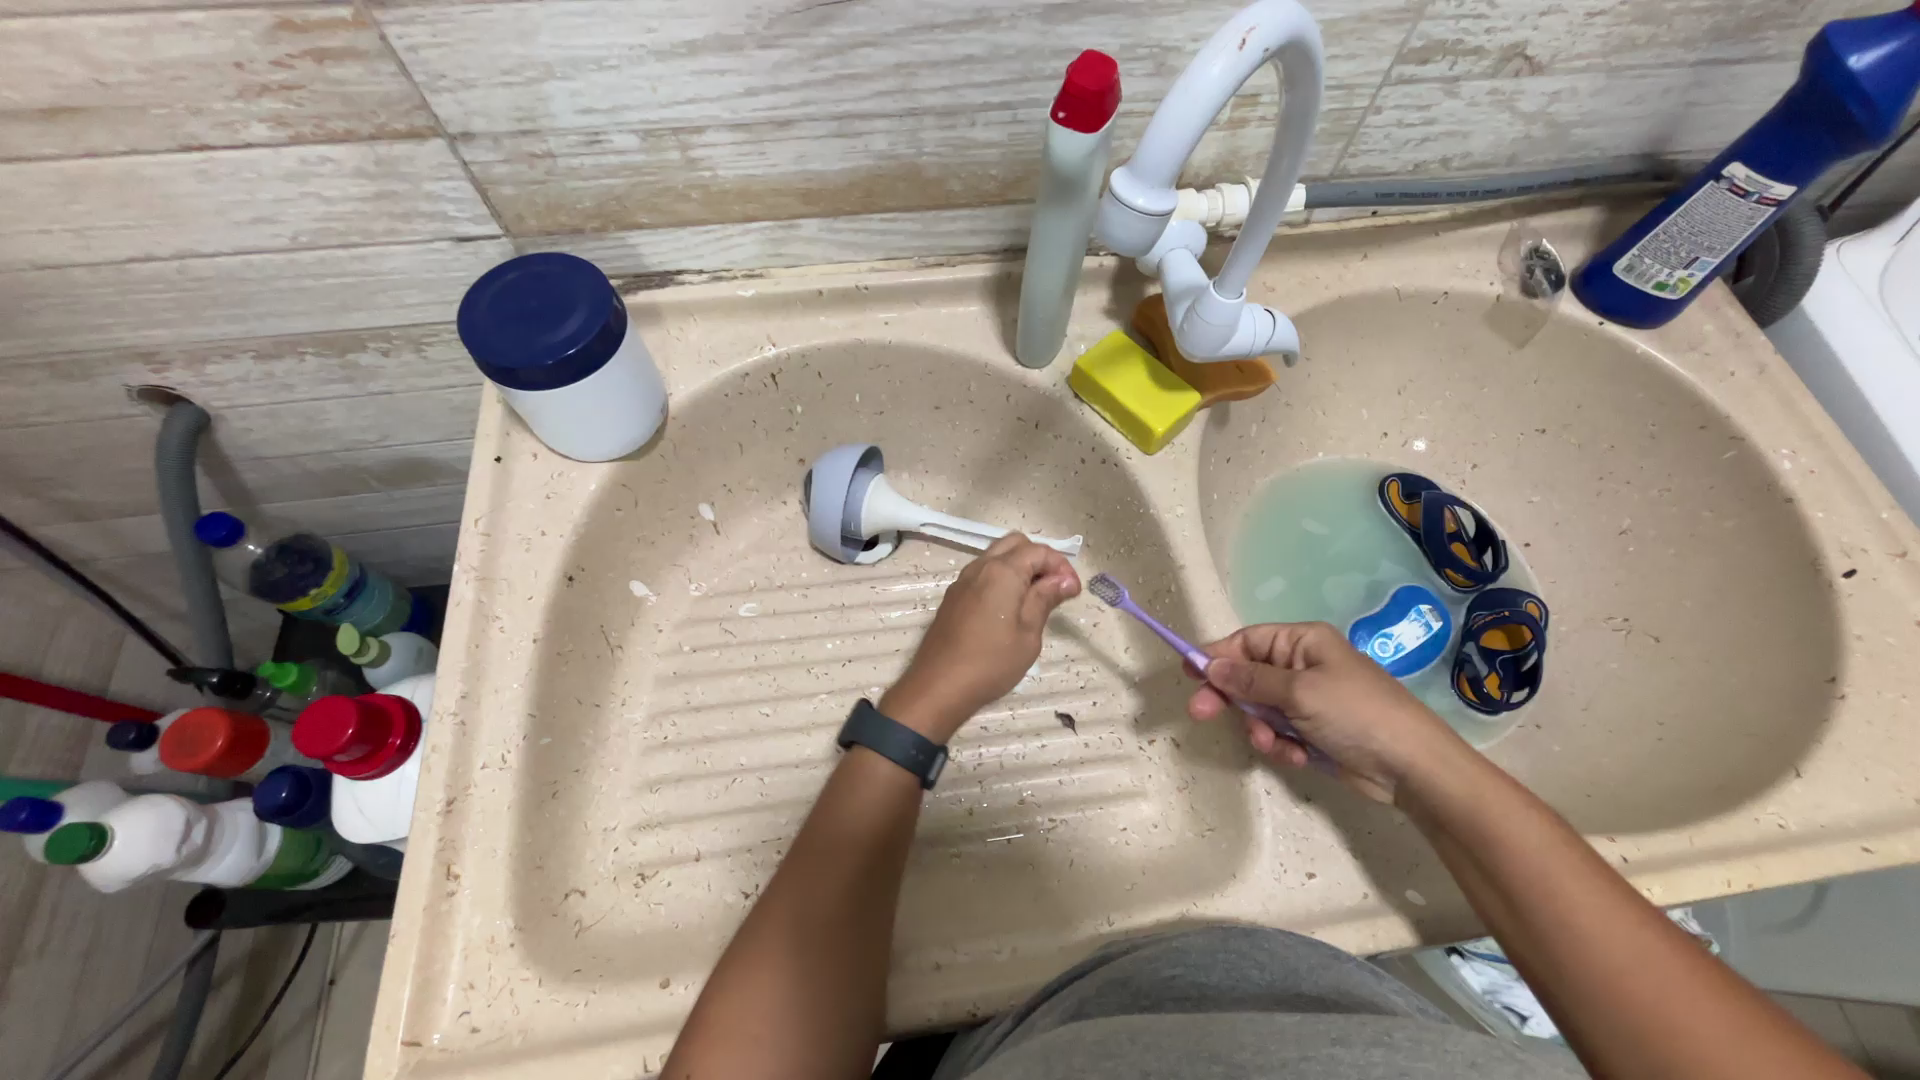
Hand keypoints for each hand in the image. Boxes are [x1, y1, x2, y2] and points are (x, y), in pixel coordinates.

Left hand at [881, 534, 1080, 742]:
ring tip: (1036, 599)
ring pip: (996, 556)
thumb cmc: (991, 662)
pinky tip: (1011, 607)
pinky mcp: (954, 597)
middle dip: (1040, 559)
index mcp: (1002, 572)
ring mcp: (963, 581)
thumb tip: (1065, 579)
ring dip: (1020, 567)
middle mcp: (980, 567)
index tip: (1073, 591)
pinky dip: (1002, 578)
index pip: (1039, 551)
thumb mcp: (1029, 634)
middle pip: (1015, 545)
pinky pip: (983, 574)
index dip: (1062, 566)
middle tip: (1055, 589)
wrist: (938, 686)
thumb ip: (1045, 599)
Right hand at [1186, 622, 1463, 802]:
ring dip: (1260, 728)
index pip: (1247, 641)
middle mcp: (1303, 667)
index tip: (1188, 673)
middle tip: (1201, 712)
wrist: (1411, 766)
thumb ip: (1250, 680)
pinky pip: (1279, 733)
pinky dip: (1282, 746)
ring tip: (1272, 744)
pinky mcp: (1314, 732)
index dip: (1217, 656)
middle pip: (1248, 676)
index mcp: (1303, 643)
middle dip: (1230, 697)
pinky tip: (1297, 756)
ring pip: (1260, 709)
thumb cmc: (1355, 714)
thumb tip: (1209, 665)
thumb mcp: (1298, 692)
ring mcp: (1309, 701)